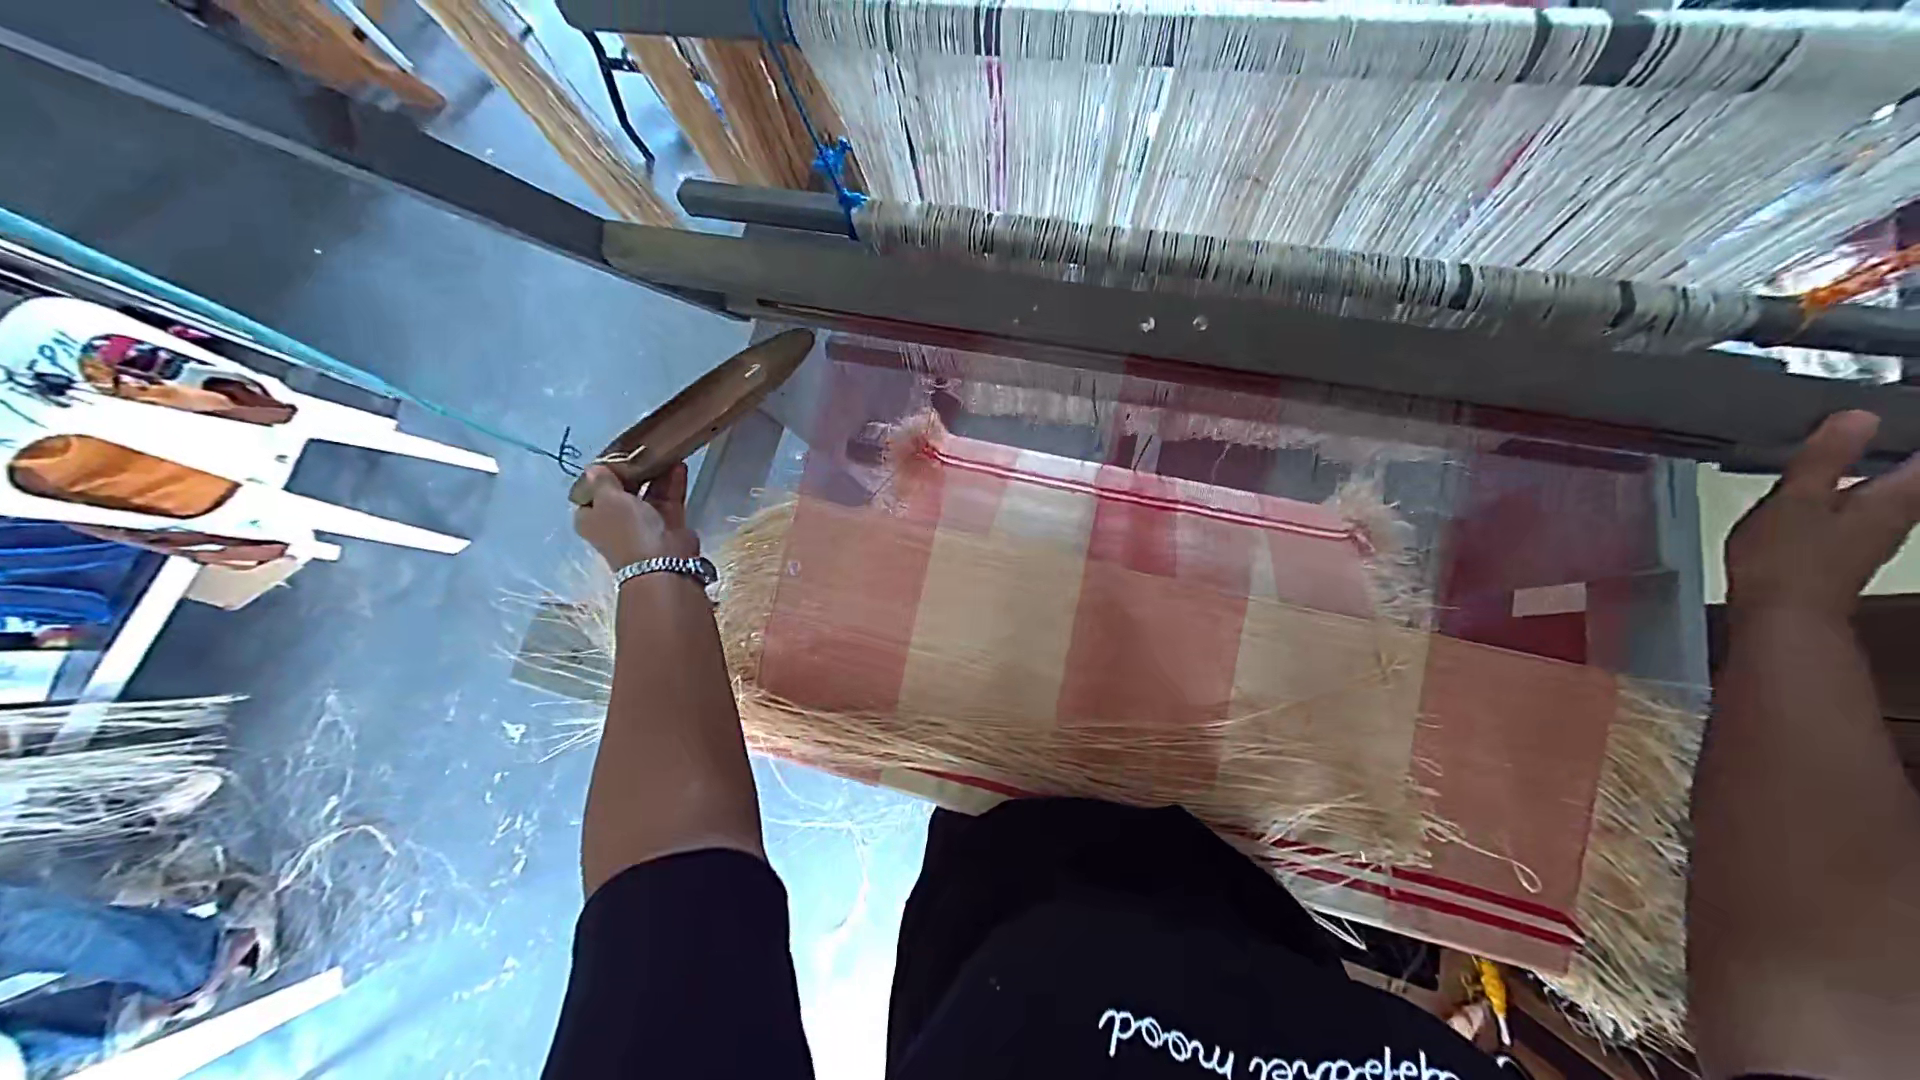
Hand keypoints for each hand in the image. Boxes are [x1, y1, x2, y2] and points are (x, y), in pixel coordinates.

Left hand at [571, 463, 698, 568]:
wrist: (663, 562)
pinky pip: (668, 498)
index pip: (591, 491)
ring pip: (648, 493)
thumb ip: (602, 480)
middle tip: (642, 450)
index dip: (601, 474)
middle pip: (621, 490)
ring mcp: (643, 522)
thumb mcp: (607, 499)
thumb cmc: (628, 529)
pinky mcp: (668, 523)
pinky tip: (678, 465)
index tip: (614, 455)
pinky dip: (673, 483)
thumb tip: (593, 467)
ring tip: (664, 453)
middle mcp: (615, 520)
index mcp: (591, 518)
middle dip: (632, 471)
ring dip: (655, 474)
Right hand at [1725, 410, 1919, 619]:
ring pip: (1901, 485)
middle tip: (1876, 425)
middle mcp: (1904, 510)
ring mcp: (1881, 529)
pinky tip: (1836, 480)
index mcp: (1898, 495)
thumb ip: (1823, 460)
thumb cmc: (1788, 557)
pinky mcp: (1855, 542)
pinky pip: (1875, 501)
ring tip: (1856, 443)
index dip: (1916, 429)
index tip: (1907, 406)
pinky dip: (1864, 483)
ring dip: (1888, 465)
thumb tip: (1858, 414)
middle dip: (1906, 448)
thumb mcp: (1794, 502)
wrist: (1784, 612)